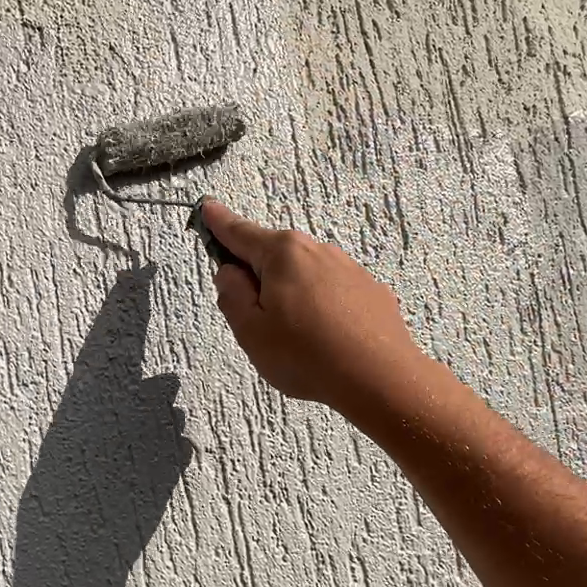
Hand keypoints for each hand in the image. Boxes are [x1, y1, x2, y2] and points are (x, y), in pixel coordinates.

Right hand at [200, 199, 426, 410]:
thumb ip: (231, 296)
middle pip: (273, 256)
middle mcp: (317, 251)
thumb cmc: (306, 356)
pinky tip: (321, 340)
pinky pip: (330, 292)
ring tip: (293, 340)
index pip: (240, 232)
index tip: (207, 207)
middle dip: (256, 277)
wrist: (378, 378)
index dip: (219, 223)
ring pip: (302, 275)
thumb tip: (229, 273)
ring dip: (289, 296)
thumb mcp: (250, 330)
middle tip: (253, 320)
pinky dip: (318, 308)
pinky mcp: (369, 290)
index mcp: (282, 254)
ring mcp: (348, 268)